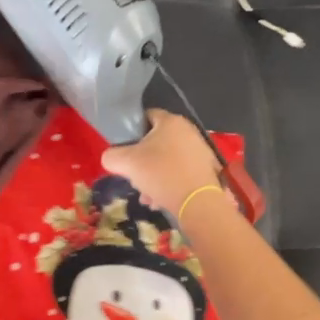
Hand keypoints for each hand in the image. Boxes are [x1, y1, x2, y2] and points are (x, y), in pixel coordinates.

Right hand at [101, 108, 223, 215]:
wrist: (198, 203)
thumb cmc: (161, 174)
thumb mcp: (127, 163)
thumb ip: (112, 156)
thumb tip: (111, 158)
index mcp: (170, 121)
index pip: (146, 116)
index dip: (132, 131)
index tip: (126, 149)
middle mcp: (188, 130)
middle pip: (157, 142)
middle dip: (143, 161)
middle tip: (135, 177)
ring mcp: (201, 150)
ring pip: (169, 160)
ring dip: (155, 176)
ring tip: (148, 197)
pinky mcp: (208, 169)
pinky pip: (182, 172)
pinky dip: (171, 183)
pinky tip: (162, 201)